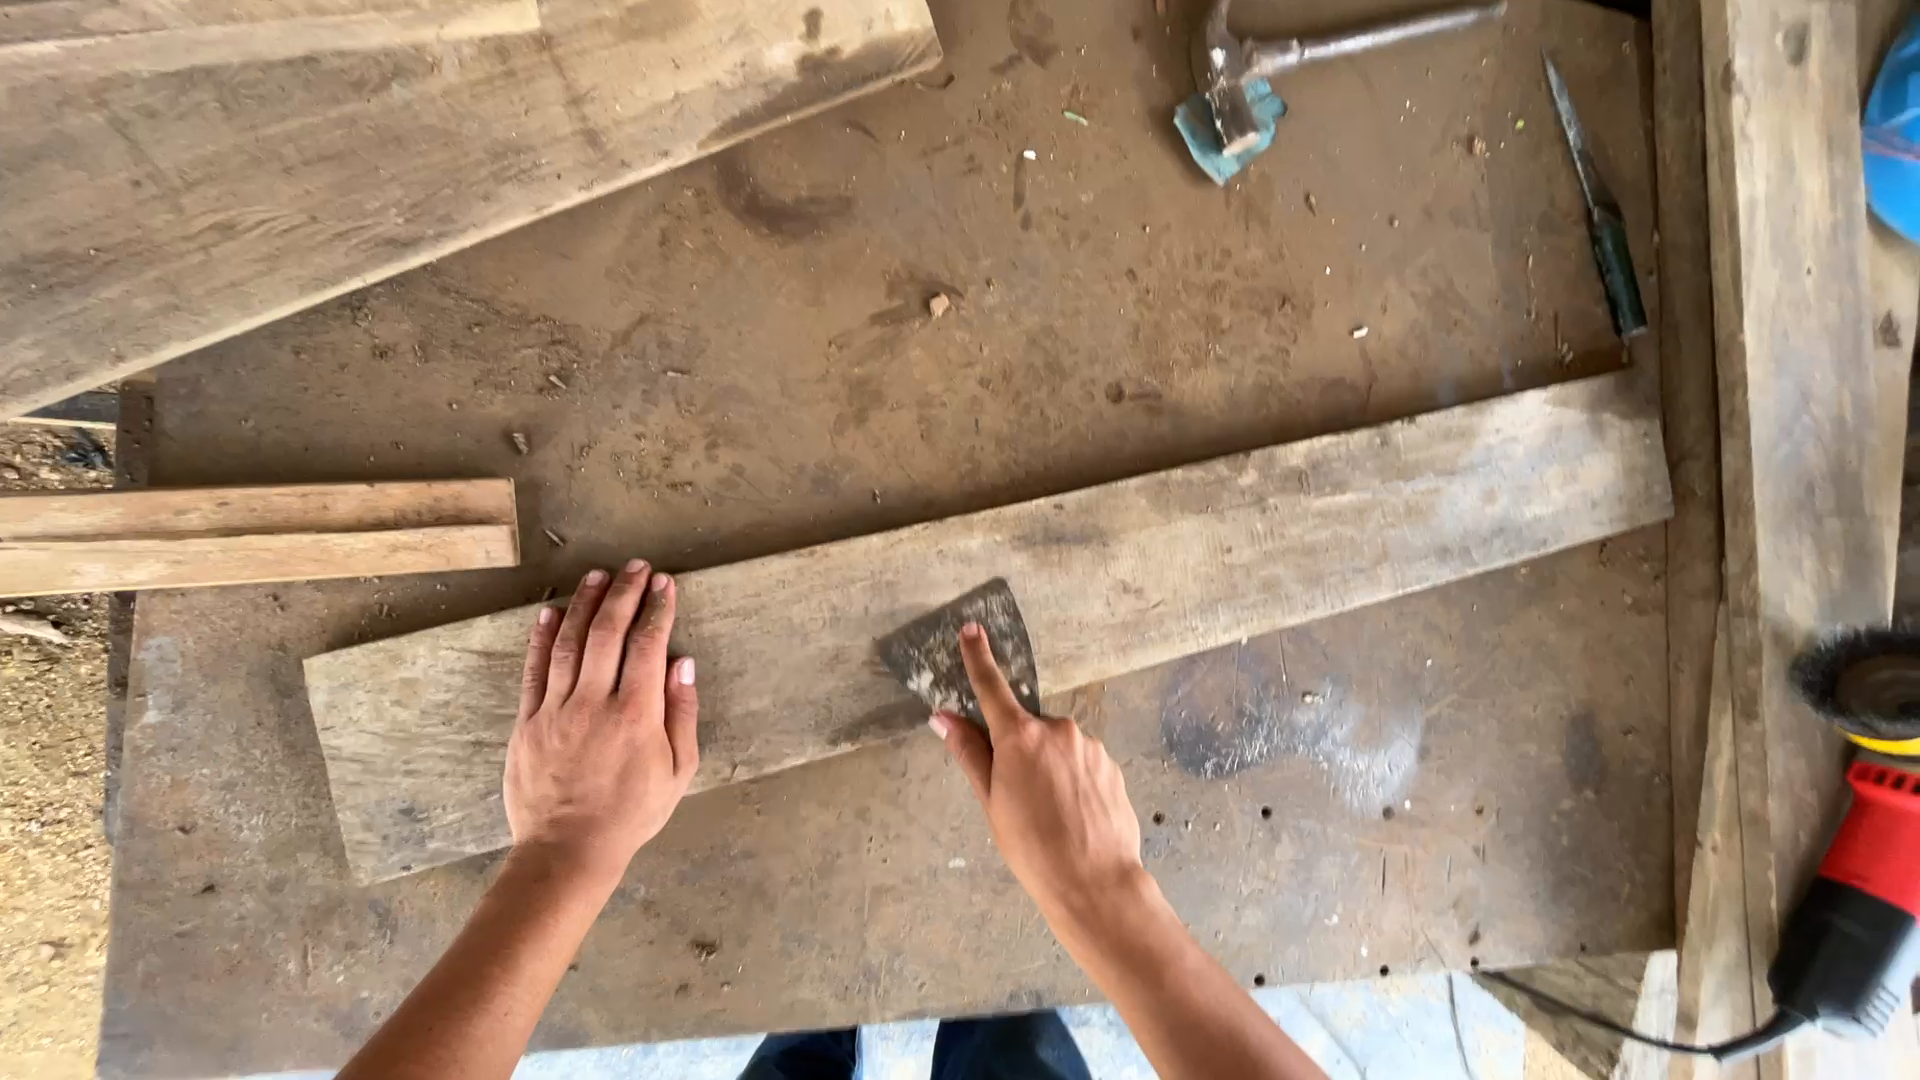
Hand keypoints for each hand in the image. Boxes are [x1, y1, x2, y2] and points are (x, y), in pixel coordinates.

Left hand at [505, 558, 698, 884]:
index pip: (647, 645)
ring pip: (569, 643)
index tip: (665, 584)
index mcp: (636, 714)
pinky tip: (549, 611)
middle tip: (636, 568)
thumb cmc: (633, 812)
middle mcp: (594, 703)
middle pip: (607, 633)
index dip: (658, 609)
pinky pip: (533, 671)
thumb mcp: (679, 770)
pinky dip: (541, 638)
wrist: (567, 850)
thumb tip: (684, 664)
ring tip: (598, 576)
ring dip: (584, 604)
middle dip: (624, 594)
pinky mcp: (527, 722)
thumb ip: (683, 714)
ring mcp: (555, 710)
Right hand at [932, 623, 1148, 925]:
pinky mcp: (1111, 763)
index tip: (971, 630)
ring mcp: (1088, 746)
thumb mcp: (990, 803)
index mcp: (1020, 737)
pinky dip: (1073, 779)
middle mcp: (1057, 730)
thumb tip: (944, 718)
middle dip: (1020, 749)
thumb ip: (970, 753)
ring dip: (1049, 767)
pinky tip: (1074, 814)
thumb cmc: (1032, 848)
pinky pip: (1082, 761)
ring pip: (1057, 746)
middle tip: (1020, 796)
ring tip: (1052, 814)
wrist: (1096, 883)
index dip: (978, 657)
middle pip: (1027, 728)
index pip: (992, 687)